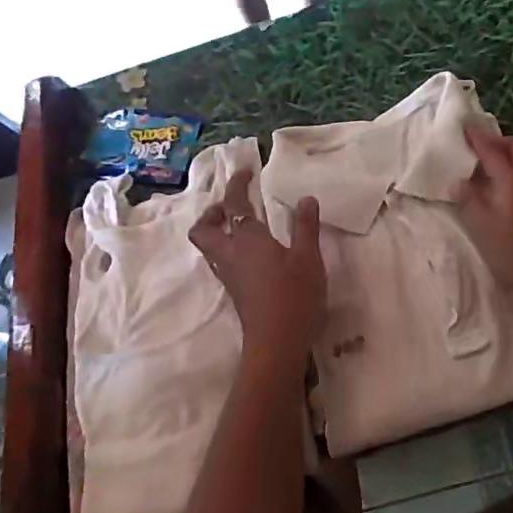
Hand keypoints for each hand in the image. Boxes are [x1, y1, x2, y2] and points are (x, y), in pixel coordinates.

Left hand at [189, 169, 325, 354]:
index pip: (233, 205)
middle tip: (233, 206)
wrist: (277, 340)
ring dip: (218, 231)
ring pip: (210, 246)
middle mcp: (229, 254)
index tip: (245, 172)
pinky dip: (229, 248)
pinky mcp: (234, 290)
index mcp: (247, 239)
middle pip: (204, 228)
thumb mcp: (308, 257)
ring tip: (243, 227)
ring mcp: (229, 275)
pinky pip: (221, 260)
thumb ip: (306, 226)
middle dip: (213, 212)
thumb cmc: (294, 294)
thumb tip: (306, 198)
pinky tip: (253, 253)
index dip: (236, 185)